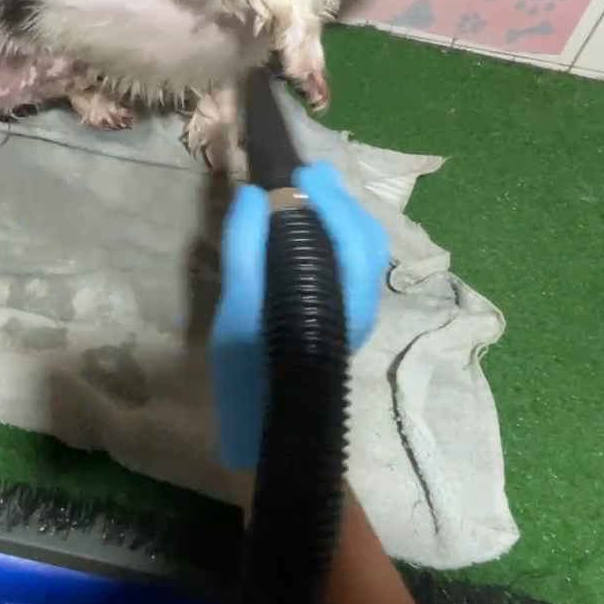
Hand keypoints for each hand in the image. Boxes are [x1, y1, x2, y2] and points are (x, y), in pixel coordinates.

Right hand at [210, 160, 389, 469]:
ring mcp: (354, 310)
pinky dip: (331, 236)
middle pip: (365, 238)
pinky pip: (347, 264)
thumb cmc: (250, 375)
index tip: (298, 171)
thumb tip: (254, 195)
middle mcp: (359, 303)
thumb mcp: (238, 311)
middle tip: (301, 175)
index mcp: (342, 302)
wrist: (270, 433)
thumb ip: (247, 251)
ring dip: (336, 217)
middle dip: (337, 201)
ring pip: (360, 250)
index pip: (351, 235)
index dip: (328, 198)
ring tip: (301, 196)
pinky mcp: (341, 315)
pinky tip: (302, 232)